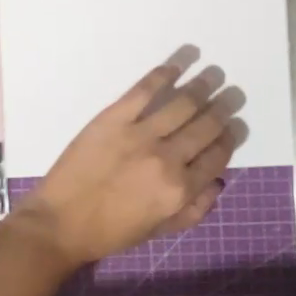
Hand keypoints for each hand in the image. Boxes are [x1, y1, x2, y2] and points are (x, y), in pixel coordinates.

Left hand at [10, 62, 239, 267]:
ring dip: (204, 85)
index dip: (231, 137)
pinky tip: (179, 63)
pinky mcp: (113, 118)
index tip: (234, 124)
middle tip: (233, 94)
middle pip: (206, 124)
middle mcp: (167, 159)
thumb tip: (218, 182)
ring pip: (183, 102)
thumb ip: (194, 210)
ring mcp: (140, 135)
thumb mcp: (160, 231)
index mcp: (180, 189)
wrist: (61, 223)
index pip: (218, 154)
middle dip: (225, 107)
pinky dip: (166, 73)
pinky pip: (145, 90)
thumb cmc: (111, 231)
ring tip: (214, 74)